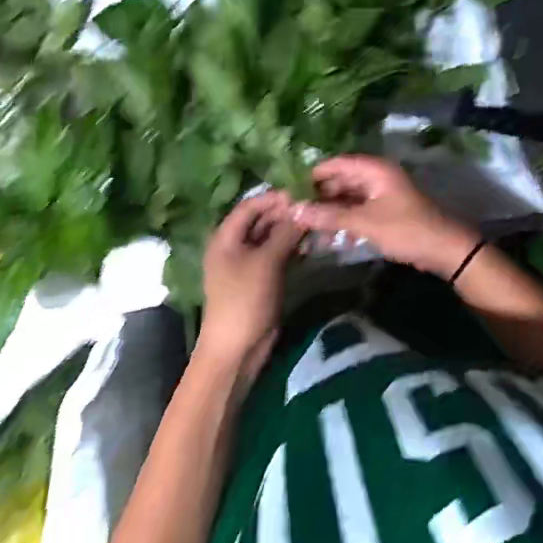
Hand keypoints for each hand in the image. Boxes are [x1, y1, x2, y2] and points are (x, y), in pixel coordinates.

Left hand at [198, 192, 304, 376]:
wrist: (236, 350)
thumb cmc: (244, 300)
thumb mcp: (266, 262)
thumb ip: (285, 233)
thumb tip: (303, 208)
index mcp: (225, 236)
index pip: (250, 205)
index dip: (275, 198)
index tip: (302, 193)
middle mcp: (234, 245)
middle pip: (261, 220)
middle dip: (286, 214)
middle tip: (314, 208)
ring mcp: (247, 263)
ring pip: (271, 237)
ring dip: (291, 231)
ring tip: (317, 225)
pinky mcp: (260, 278)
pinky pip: (276, 255)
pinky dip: (291, 249)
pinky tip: (310, 246)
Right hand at [288, 155, 479, 277]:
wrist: (446, 251)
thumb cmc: (406, 230)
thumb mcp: (365, 223)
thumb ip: (329, 216)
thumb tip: (294, 209)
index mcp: (373, 169)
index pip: (335, 164)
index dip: (311, 175)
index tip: (288, 189)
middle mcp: (375, 176)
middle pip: (339, 180)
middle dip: (318, 195)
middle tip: (293, 210)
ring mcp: (381, 194)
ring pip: (347, 197)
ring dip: (329, 210)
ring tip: (306, 225)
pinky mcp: (384, 212)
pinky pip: (357, 210)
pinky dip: (343, 220)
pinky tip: (329, 236)